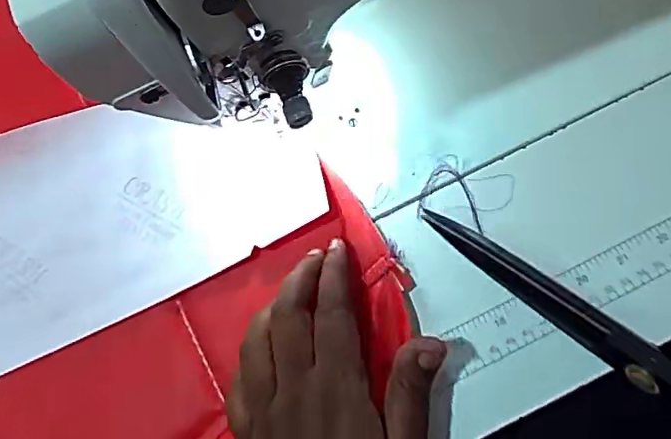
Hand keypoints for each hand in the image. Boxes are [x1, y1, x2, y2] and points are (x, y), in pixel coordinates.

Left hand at [229, 238, 446, 438]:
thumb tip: (431, 342)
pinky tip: (262, 341)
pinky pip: (239, 374)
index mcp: (337, 390)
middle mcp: (295, 389)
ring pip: (258, 335)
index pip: (332, 313)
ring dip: (274, 303)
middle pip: (290, 312)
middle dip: (302, 275)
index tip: (339, 249)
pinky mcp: (247, 431)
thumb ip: (410, 395)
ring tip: (292, 289)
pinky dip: (250, 345)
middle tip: (317, 256)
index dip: (335, 275)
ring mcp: (265, 410)